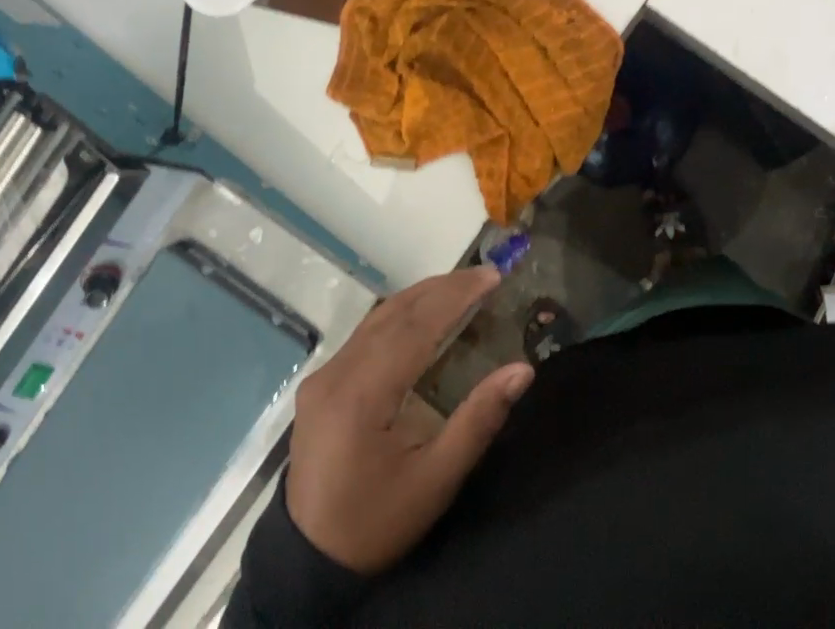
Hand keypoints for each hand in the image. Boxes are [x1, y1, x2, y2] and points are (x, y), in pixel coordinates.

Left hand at [286, 267, 534, 575]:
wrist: (311, 559)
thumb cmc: (379, 520)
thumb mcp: (437, 478)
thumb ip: (479, 419)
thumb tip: (523, 370)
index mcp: (362, 395)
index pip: (415, 326)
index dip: (455, 296)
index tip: (492, 277)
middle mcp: (336, 374)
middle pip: (393, 314)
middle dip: (441, 289)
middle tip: (484, 276)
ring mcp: (322, 378)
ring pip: (375, 321)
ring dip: (419, 300)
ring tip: (461, 289)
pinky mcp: (319, 388)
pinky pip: (363, 338)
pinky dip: (399, 319)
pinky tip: (423, 321)